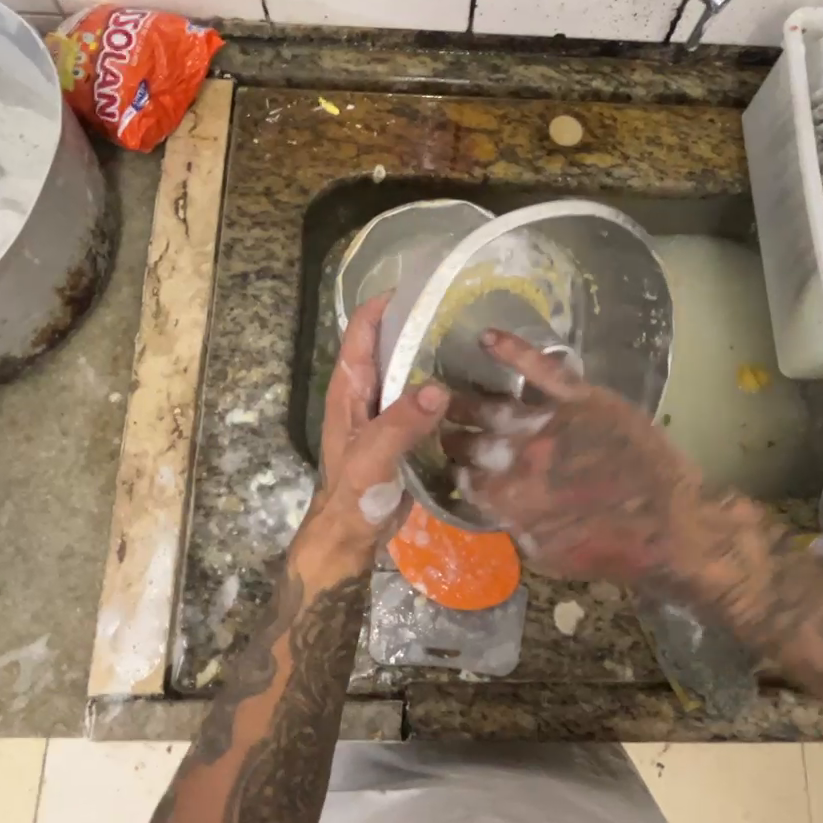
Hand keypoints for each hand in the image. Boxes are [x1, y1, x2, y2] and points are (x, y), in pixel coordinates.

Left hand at [294, 295, 448, 571]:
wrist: (352, 535)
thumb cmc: (354, 493)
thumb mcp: (375, 456)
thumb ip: (402, 421)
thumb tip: (439, 386)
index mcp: (349, 387)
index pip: (362, 329)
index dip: (386, 303)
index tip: (424, 287)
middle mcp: (365, 390)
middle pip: (388, 343)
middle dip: (416, 323)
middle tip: (461, 309)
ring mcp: (383, 410)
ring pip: (406, 369)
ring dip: (431, 353)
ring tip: (472, 338)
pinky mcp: (401, 429)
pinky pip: (420, 396)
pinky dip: (439, 384)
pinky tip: (469, 382)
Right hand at [444, 329, 757, 587]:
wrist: (673, 524)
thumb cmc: (614, 548)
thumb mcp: (549, 556)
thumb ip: (512, 527)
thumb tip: (491, 506)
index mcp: (511, 499)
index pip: (466, 479)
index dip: (454, 470)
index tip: (449, 462)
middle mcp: (521, 458)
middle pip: (472, 441)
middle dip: (452, 435)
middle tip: (440, 426)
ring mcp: (549, 422)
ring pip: (493, 406)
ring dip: (465, 399)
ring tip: (447, 390)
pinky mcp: (578, 398)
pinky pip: (539, 368)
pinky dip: (511, 350)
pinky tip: (486, 336)